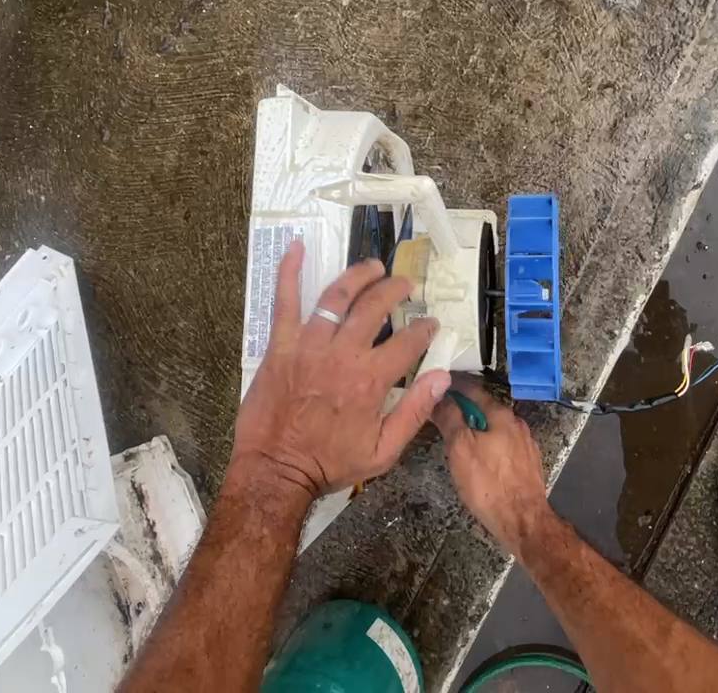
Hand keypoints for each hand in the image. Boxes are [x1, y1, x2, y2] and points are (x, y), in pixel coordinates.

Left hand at [229, 240, 449, 508]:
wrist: (275, 470)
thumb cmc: (329, 463)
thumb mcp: (383, 452)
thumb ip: (415, 412)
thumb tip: (442, 376)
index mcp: (371, 380)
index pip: (408, 341)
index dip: (424, 328)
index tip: (430, 323)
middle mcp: (343, 354)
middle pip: (375, 306)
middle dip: (396, 289)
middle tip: (406, 285)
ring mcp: (309, 344)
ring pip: (338, 295)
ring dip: (359, 275)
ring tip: (374, 266)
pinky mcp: (281, 344)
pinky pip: (284, 300)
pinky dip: (289, 270)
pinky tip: (296, 246)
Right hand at [432, 376, 556, 558]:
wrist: (524, 523)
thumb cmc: (488, 484)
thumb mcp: (460, 447)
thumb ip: (450, 418)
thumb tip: (439, 395)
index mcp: (501, 414)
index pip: (472, 389)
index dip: (452, 386)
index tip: (435, 387)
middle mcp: (517, 423)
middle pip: (484, 409)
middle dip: (463, 411)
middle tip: (442, 419)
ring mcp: (526, 444)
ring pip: (495, 428)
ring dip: (476, 430)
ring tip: (458, 442)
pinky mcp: (529, 464)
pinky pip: (503, 446)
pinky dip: (489, 446)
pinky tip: (480, 461)